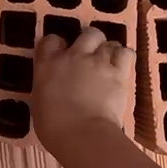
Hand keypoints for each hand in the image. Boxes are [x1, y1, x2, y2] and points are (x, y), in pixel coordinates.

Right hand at [32, 27, 135, 160]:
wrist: (81, 133)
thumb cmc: (52, 124)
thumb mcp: (40, 100)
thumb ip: (48, 86)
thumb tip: (55, 89)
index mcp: (48, 62)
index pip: (52, 40)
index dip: (59, 44)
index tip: (62, 53)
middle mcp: (73, 55)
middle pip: (87, 34)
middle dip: (91, 40)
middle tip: (91, 54)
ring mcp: (97, 62)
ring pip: (108, 42)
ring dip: (109, 50)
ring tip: (109, 61)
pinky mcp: (118, 74)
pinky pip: (126, 54)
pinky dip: (124, 56)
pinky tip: (121, 66)